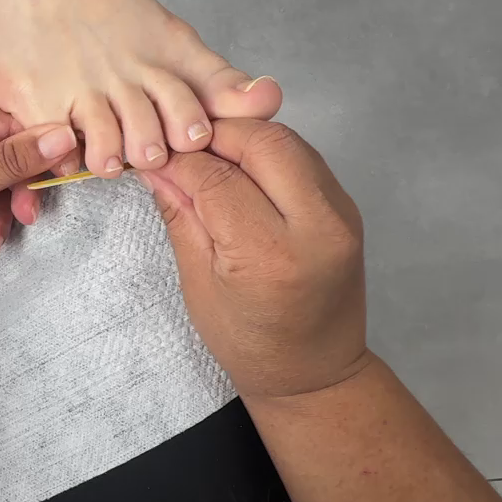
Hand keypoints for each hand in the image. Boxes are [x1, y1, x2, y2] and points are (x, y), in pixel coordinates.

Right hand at [138, 119, 371, 401]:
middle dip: (215, 132)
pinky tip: (237, 165)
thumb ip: (182, 216)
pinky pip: (303, 158)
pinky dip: (266, 151)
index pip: (216, 178)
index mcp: (268, 255)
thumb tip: (157, 168)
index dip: (179, 161)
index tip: (154, 157)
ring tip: (205, 150)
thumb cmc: (246, 339)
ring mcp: (340, 214)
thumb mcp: (197, 281)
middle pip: (263, 142)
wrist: (314, 369)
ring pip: (288, 141)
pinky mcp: (346, 208)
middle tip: (180, 143)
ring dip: (242, 136)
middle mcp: (315, 226)